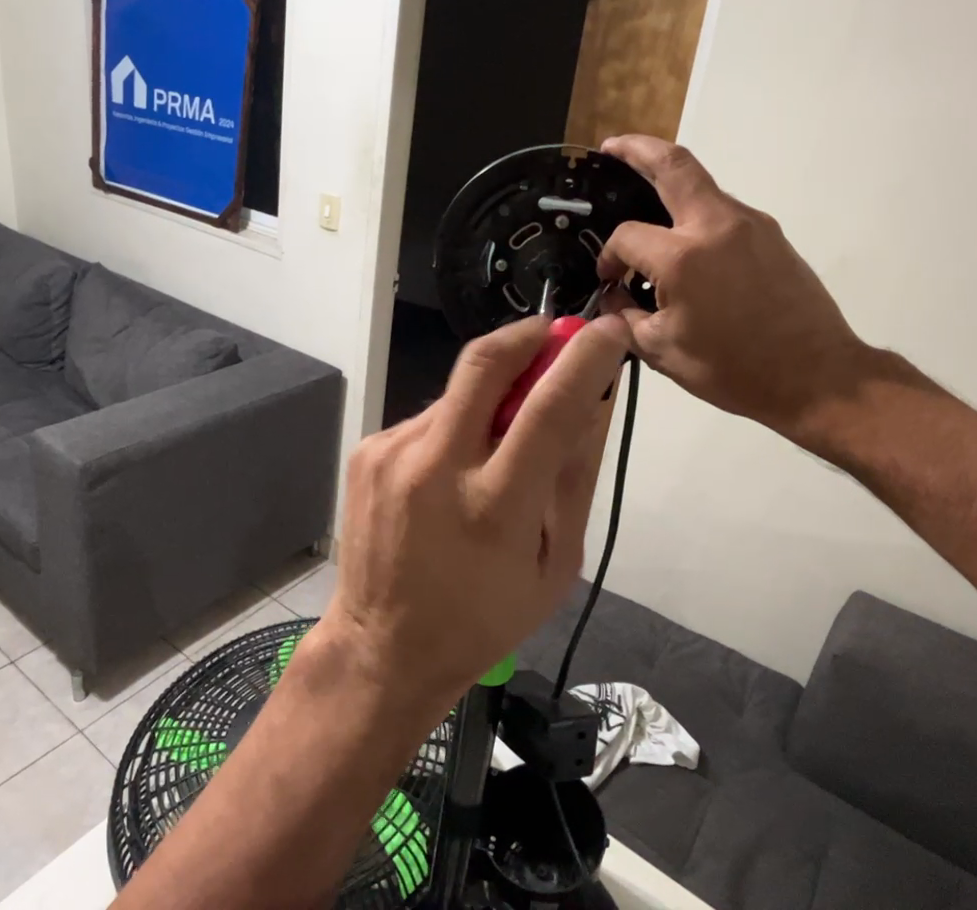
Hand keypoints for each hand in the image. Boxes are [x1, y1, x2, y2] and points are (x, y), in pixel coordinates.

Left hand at [324, 315, 629, 714]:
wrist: (383, 645)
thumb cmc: (484, 617)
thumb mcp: (556, 564)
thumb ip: (575, 474)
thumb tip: (596, 397)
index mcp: (495, 505)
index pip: (551, 405)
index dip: (587, 356)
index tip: (609, 331)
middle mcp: (436, 465)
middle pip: (486, 360)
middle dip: (529, 334)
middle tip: (554, 337)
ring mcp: (392, 453)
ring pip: (457, 393)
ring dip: (490, 398)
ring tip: (494, 453)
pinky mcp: (367, 451)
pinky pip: (428, 420)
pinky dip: (454, 429)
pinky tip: (451, 478)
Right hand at [597, 135, 881, 439]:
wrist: (816, 376)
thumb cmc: (733, 370)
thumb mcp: (661, 351)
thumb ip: (626, 316)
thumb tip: (616, 296)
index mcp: (682, 258)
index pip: (627, 236)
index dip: (609, 256)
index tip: (609, 280)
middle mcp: (716, 226)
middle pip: (674, 164)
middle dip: (637, 149)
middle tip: (611, 148)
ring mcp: (750, 224)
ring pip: (702, 185)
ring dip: (670, 184)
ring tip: (644, 199)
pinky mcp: (771, 235)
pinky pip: (722, 211)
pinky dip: (695, 213)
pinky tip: (685, 243)